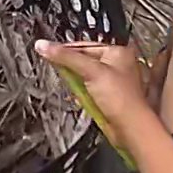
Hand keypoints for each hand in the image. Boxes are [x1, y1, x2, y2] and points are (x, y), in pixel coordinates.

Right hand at [35, 40, 159, 144]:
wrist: (129, 128)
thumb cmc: (121, 98)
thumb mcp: (90, 70)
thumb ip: (66, 57)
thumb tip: (43, 45)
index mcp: (118, 52)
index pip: (85, 45)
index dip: (66, 49)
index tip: (48, 51)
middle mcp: (116, 65)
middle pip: (83, 60)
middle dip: (71, 67)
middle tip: (59, 68)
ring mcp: (110, 82)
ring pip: (83, 75)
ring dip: (76, 82)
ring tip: (74, 87)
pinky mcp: (106, 97)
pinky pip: (87, 89)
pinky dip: (81, 93)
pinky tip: (80, 97)